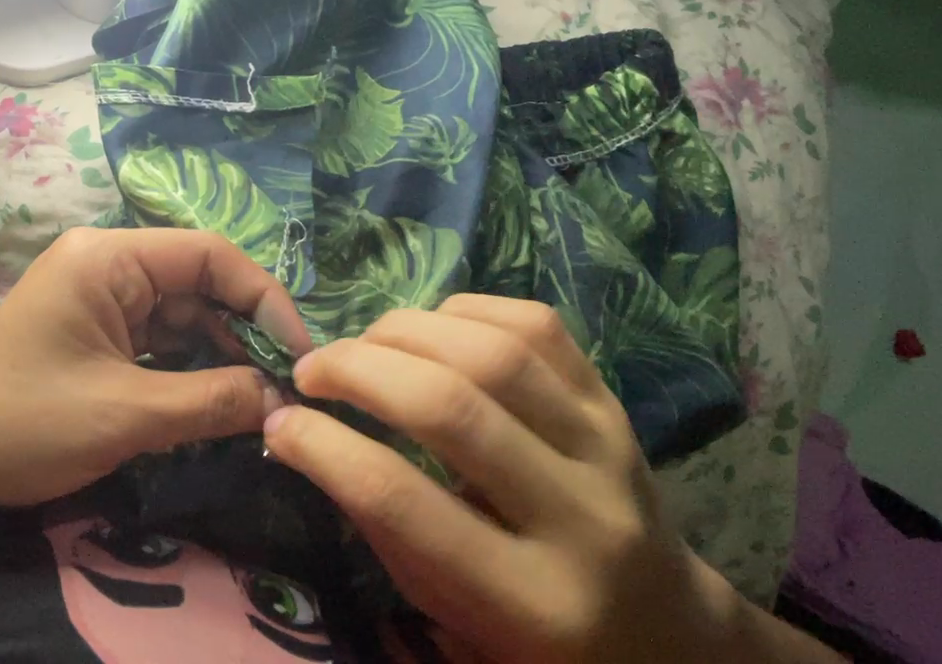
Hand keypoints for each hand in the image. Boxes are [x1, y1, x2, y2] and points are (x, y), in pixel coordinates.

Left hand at [0, 227, 314, 514]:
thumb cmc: (24, 426)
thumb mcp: (127, 415)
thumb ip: (214, 401)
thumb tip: (286, 400)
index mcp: (107, 257)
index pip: (209, 254)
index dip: (263, 298)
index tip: (301, 354)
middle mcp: (105, 263)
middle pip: (198, 281)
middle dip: (245, 331)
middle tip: (288, 388)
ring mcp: (98, 296)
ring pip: (181, 312)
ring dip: (221, 352)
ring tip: (264, 399)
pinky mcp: (94, 330)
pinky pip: (157, 337)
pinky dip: (190, 366)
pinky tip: (222, 398)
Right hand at [262, 294, 742, 663]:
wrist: (662, 627)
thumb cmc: (532, 632)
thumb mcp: (447, 606)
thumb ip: (379, 522)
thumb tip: (297, 431)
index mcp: (531, 601)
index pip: (402, 501)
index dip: (323, 447)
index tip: (279, 421)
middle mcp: (581, 519)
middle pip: (450, 408)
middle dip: (357, 371)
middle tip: (310, 370)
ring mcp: (609, 449)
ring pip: (493, 353)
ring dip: (403, 332)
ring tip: (363, 345)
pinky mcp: (615, 402)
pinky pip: (535, 324)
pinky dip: (462, 310)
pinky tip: (427, 329)